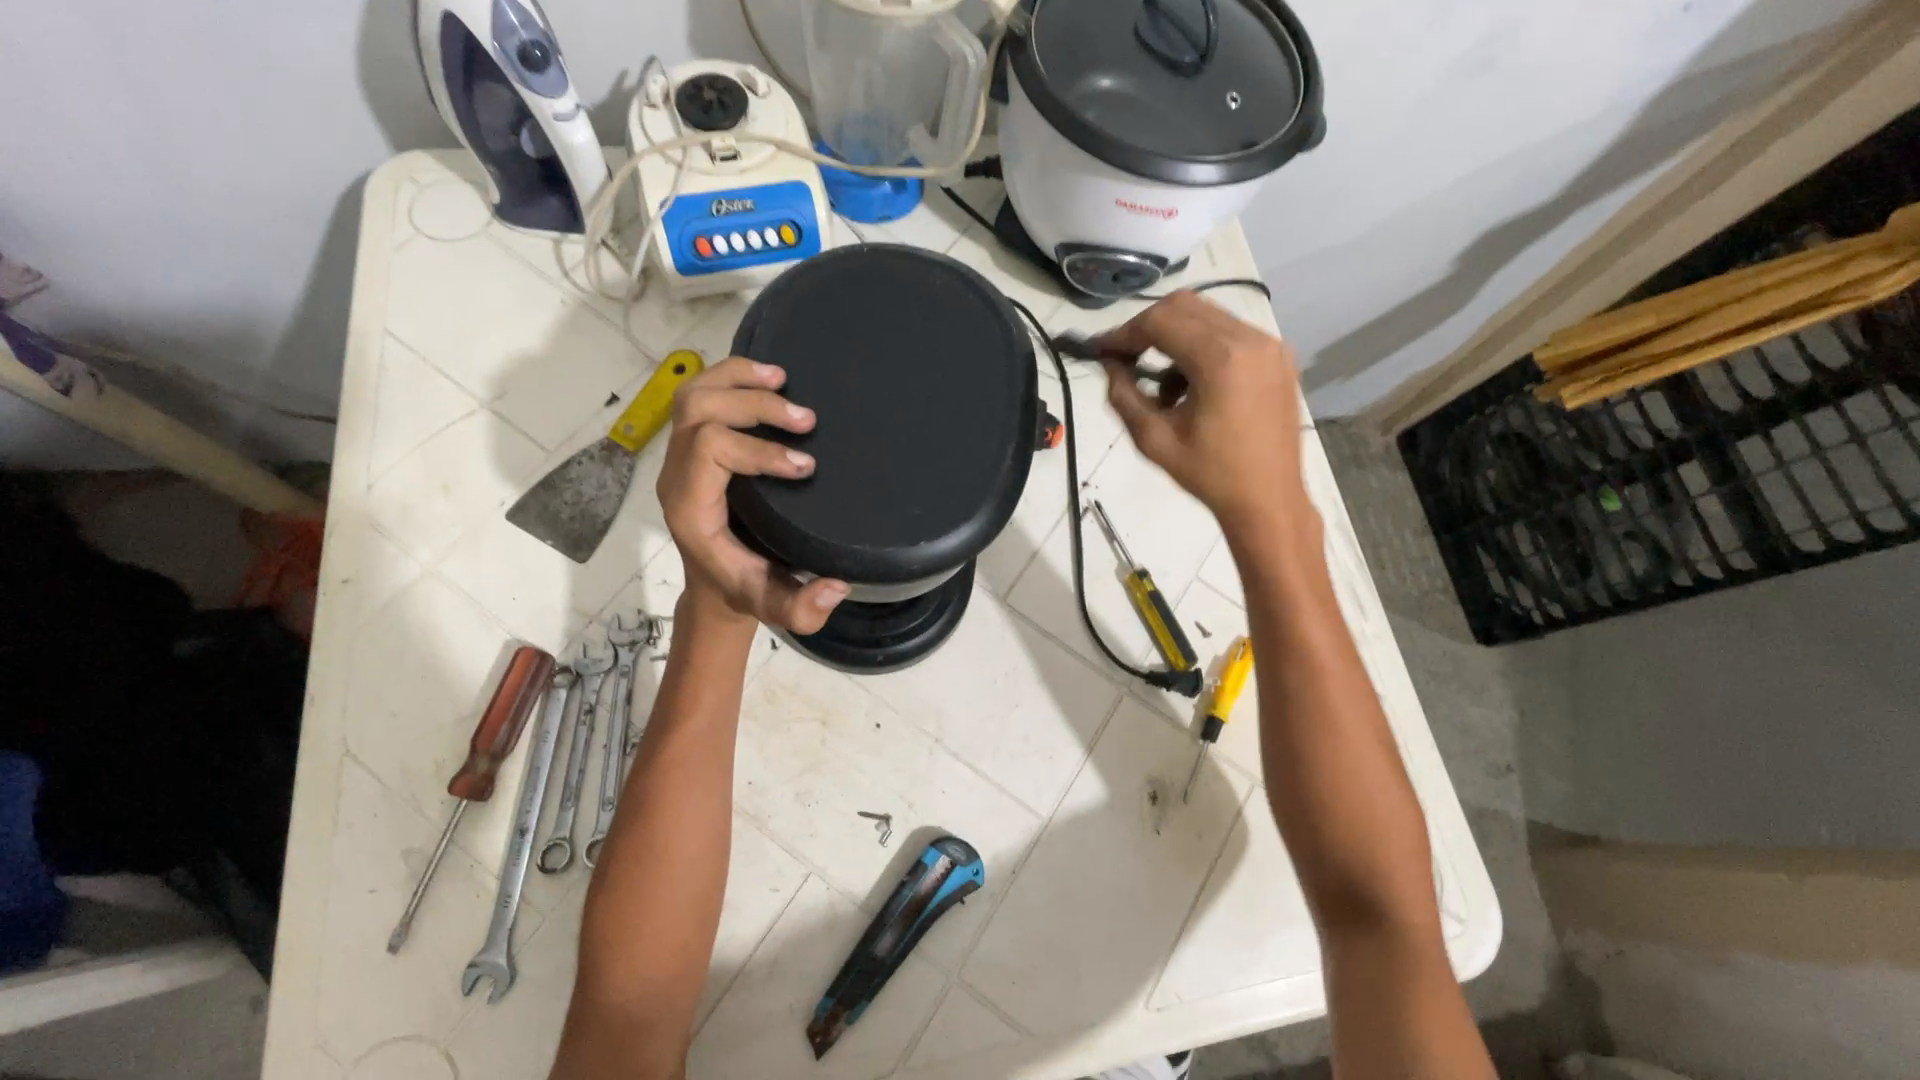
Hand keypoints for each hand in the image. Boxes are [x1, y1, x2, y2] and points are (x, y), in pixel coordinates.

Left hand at [656, 356, 849, 632]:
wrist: (714, 585)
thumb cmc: (744, 591)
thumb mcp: (773, 606)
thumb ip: (802, 608)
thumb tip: (837, 587)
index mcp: (690, 507)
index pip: (712, 450)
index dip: (761, 451)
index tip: (806, 466)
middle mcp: (677, 474)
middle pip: (700, 411)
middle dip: (755, 406)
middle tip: (808, 420)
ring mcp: (680, 456)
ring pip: (693, 395)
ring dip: (738, 379)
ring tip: (784, 378)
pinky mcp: (692, 446)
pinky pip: (699, 395)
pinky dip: (731, 376)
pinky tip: (769, 377)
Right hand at [1094, 292, 1309, 533]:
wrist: (1269, 499)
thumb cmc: (1210, 475)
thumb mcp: (1154, 440)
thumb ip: (1123, 394)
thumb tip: (1109, 364)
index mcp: (1220, 360)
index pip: (1159, 322)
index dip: (1124, 333)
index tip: (1100, 351)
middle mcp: (1249, 340)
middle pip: (1183, 307)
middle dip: (1148, 329)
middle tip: (1125, 360)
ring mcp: (1269, 345)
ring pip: (1207, 316)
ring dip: (1175, 337)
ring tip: (1161, 386)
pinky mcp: (1278, 356)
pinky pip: (1230, 333)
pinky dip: (1202, 347)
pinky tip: (1192, 387)